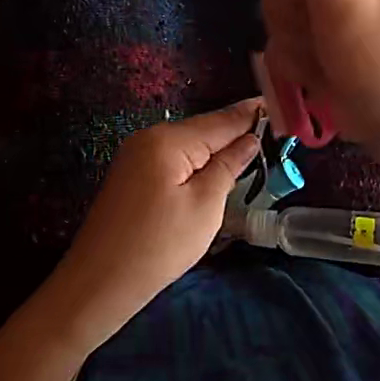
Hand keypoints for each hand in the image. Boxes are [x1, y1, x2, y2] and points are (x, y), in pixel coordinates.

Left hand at [56, 98, 261, 312]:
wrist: (101, 279)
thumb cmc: (159, 244)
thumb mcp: (204, 206)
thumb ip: (227, 167)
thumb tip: (248, 140)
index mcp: (167, 141)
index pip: (218, 121)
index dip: (250, 114)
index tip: (278, 102)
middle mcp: (147, 139)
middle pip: (201, 130)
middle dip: (234, 129)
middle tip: (274, 124)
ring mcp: (135, 157)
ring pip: (186, 145)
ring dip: (216, 146)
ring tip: (253, 142)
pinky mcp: (131, 177)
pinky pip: (172, 160)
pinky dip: (196, 161)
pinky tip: (214, 165)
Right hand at [258, 0, 379, 209]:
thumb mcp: (347, 6)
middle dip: (290, 2)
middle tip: (313, 28)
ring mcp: (335, 3)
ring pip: (279, 0)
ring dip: (292, 35)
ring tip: (323, 58)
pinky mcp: (321, 32)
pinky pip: (284, 30)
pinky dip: (296, 55)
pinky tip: (321, 70)